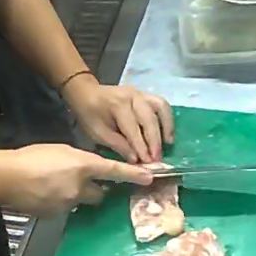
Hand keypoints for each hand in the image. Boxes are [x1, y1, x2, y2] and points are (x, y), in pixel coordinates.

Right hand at [0, 143, 150, 215]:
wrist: (5, 178)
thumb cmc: (32, 157)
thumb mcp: (61, 151)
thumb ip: (80, 161)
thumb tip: (89, 169)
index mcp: (82, 166)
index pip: (114, 170)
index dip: (132, 174)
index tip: (149, 178)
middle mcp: (80, 187)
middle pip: (100, 194)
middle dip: (94, 189)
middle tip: (79, 180)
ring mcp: (68, 204)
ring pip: (80, 202)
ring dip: (74, 196)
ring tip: (53, 185)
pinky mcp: (56, 215)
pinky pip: (64, 210)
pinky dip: (58, 203)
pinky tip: (43, 194)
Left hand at [60, 77, 174, 162]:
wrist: (87, 93)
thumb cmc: (90, 115)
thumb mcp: (98, 133)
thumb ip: (118, 145)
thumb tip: (136, 160)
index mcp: (117, 104)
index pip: (133, 129)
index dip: (141, 147)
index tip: (147, 163)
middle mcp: (133, 96)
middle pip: (149, 120)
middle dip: (154, 142)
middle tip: (157, 159)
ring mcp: (142, 93)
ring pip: (161, 108)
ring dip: (167, 127)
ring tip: (168, 145)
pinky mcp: (146, 95)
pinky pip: (162, 105)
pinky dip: (168, 119)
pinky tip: (167, 134)